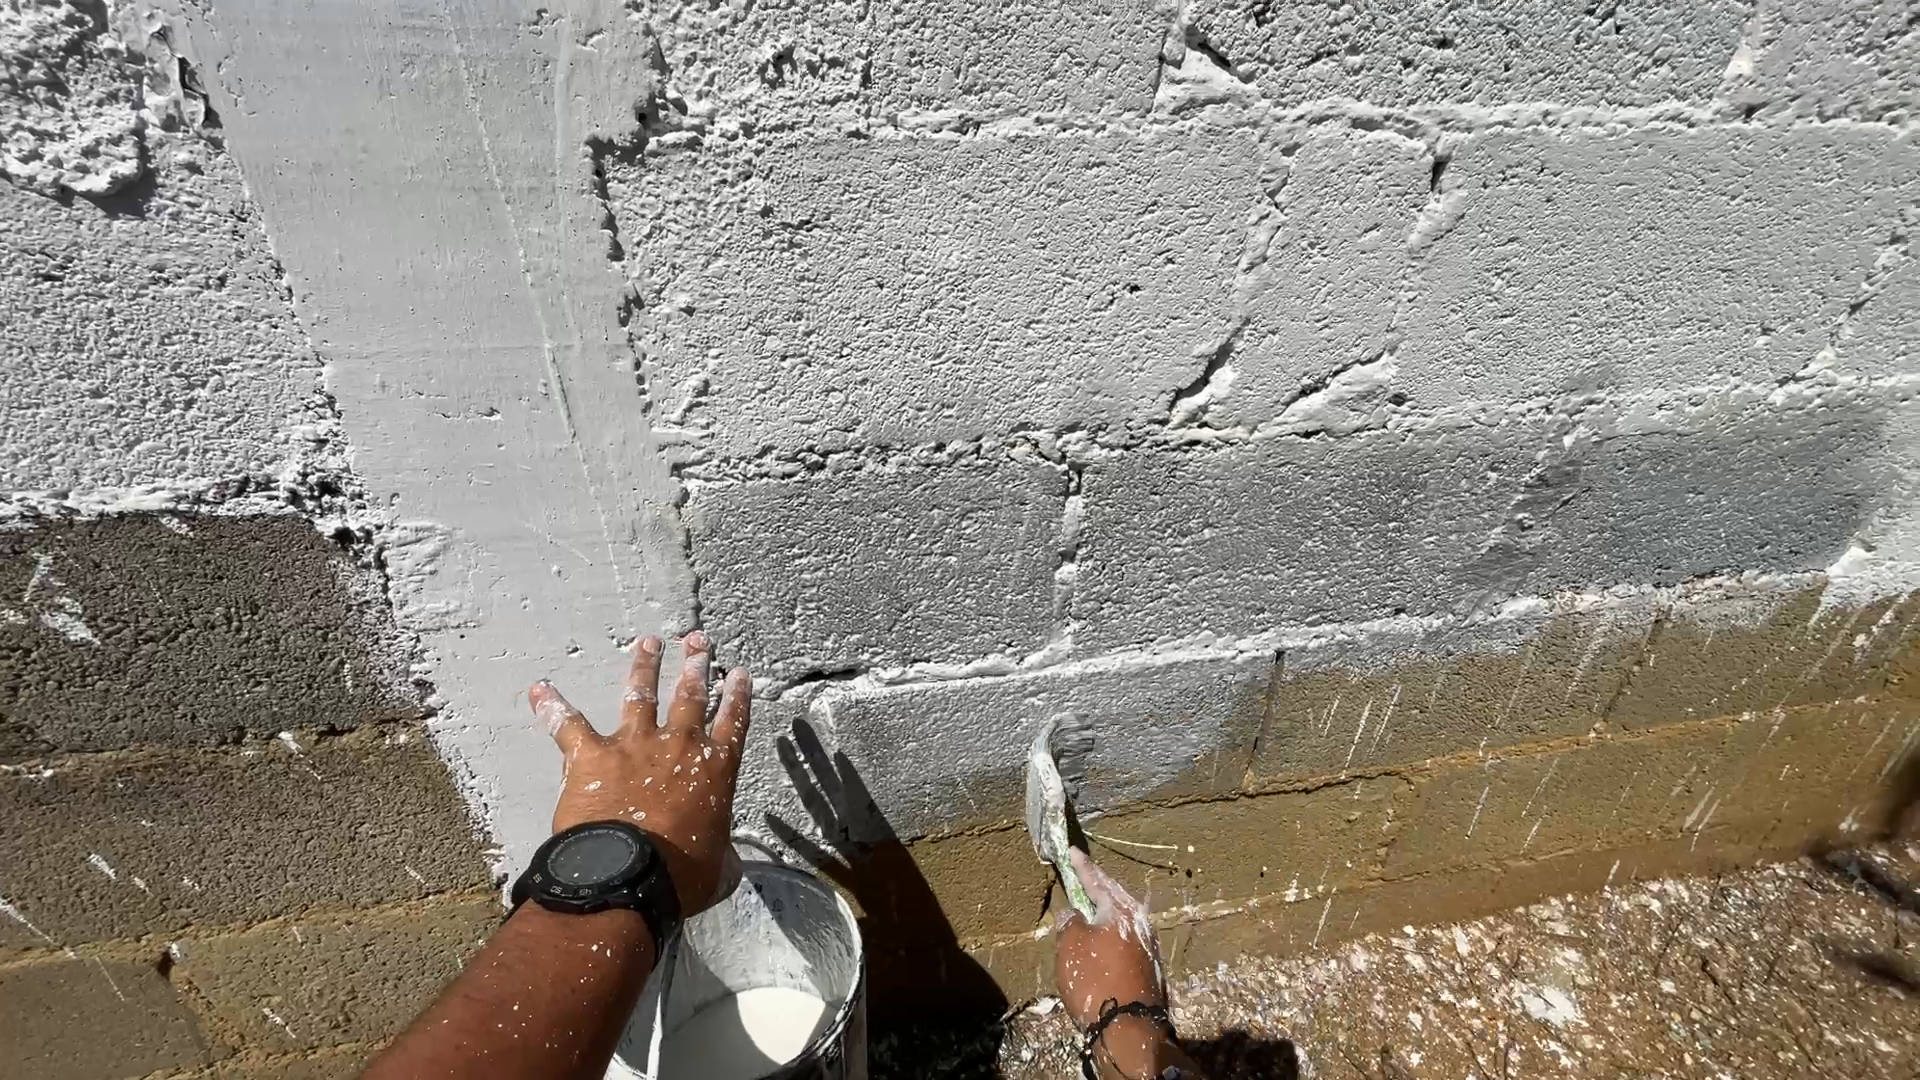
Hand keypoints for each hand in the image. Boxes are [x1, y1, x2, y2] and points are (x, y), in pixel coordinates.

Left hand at [528, 631, 750, 916]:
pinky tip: (540, 687)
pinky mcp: (593, 756)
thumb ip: (724, 855)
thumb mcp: (719, 868)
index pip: (733, 721)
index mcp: (715, 767)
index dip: (737, 695)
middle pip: (691, 695)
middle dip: (696, 664)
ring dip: (645, 666)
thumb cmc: (681, 876)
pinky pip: (569, 726)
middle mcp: (679, 745)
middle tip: (697, 640)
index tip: (738, 673)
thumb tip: (726, 864)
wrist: (628, 877)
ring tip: (649, 641)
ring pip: (642, 694)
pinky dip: (552, 707)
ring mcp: (635, 745)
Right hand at [1056, 849, 1183, 1079]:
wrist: (1129, 1031)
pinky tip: (1104, 931)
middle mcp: (1139, 921)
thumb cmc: (1096, 981)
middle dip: (1097, 882)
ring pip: (1123, 914)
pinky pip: (1126, 932)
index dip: (1081, 866)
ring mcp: (1148, 943)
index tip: (1072, 851)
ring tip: (1091, 898)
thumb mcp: (1071, 947)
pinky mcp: (1149, 964)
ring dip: (1106, 905)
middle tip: (1082, 869)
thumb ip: (1070, 922)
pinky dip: (1112, 926)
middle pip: (1114, 894)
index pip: (1096, 880)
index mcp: (1120, 910)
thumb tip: (1073, 912)